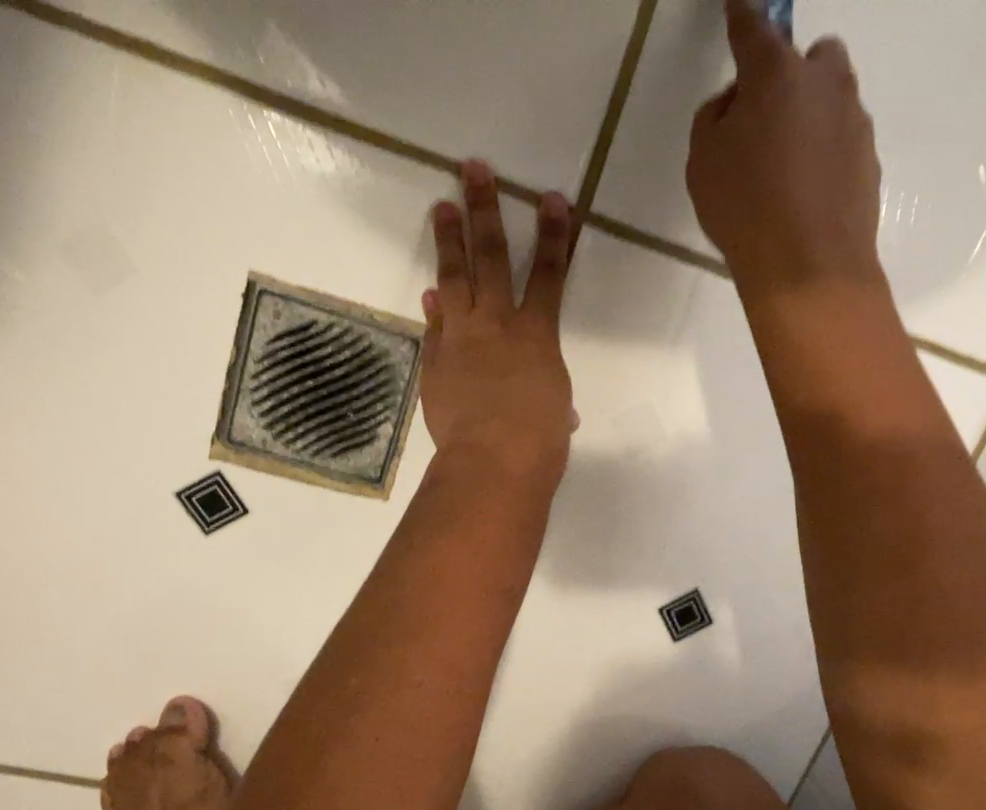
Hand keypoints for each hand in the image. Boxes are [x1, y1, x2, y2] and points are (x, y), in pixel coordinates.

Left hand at [420, 160, 574, 477]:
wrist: (491, 462)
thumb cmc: (538, 442)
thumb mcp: (554, 413)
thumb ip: (551, 398)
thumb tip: (557, 411)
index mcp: (537, 335)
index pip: (549, 274)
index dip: (553, 234)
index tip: (552, 199)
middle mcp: (497, 324)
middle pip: (491, 256)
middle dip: (486, 210)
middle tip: (474, 170)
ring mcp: (459, 339)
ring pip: (453, 280)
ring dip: (448, 242)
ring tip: (442, 207)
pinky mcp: (434, 361)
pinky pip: (434, 327)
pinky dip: (434, 310)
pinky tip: (428, 293)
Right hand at [688, 0, 882, 296]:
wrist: (809, 269)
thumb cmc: (744, 210)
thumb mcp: (702, 161)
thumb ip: (715, 117)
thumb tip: (737, 103)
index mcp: (775, 75)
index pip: (754, 27)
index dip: (742, 14)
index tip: (738, 4)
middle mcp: (824, 85)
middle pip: (816, 56)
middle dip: (794, 73)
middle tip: (766, 117)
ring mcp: (854, 122)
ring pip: (833, 99)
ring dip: (810, 115)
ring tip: (783, 167)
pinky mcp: (869, 160)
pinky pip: (842, 140)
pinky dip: (824, 153)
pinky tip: (804, 193)